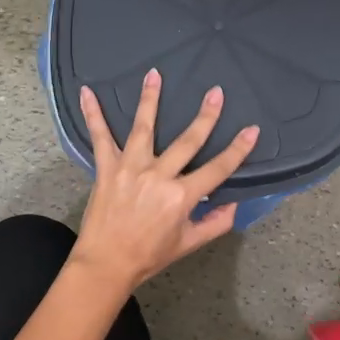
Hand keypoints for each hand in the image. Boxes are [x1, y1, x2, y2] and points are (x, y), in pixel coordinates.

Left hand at [70, 68, 258, 289]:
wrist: (105, 265)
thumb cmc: (149, 256)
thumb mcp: (189, 243)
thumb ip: (215, 222)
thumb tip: (233, 204)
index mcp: (182, 196)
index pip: (218, 168)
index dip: (237, 149)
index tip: (252, 130)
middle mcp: (159, 176)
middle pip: (188, 140)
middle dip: (205, 115)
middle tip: (216, 92)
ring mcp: (131, 168)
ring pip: (144, 127)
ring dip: (150, 99)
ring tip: (154, 74)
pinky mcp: (107, 168)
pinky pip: (100, 137)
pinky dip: (93, 114)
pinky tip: (87, 92)